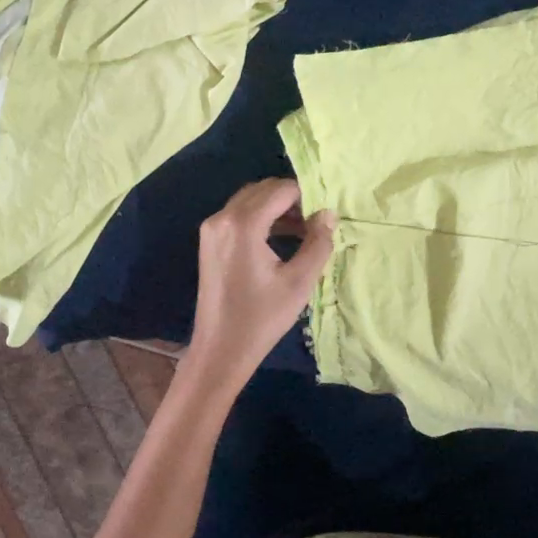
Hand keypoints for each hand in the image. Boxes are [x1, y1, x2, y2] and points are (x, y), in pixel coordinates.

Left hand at [185, 179, 336, 385]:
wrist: (221, 348)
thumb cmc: (262, 318)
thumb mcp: (299, 282)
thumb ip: (318, 242)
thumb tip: (328, 214)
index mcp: (243, 224)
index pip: (281, 190)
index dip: (306, 198)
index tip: (322, 219)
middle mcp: (222, 217)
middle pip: (263, 189)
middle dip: (290, 200)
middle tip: (313, 223)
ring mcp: (212, 228)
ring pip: (249, 200)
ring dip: (276, 208)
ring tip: (302, 232)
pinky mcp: (209, 241)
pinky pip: (238, 215)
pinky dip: (260, 218)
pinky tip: (280, 239)